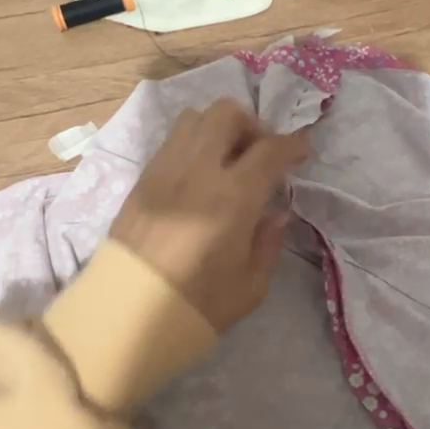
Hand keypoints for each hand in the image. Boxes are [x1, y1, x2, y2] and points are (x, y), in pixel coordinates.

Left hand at [110, 100, 311, 330]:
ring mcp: (165, 169)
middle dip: (251, 125)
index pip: (269, 149)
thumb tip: (276, 213)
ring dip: (218, 129)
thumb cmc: (198, 305)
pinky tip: (199, 174)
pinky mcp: (142, 179)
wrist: (128, 314)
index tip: (302, 152)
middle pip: (226, 114)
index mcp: (232, 196)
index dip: (292, 144)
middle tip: (260, 152)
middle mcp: (198, 170)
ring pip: (194, 118)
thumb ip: (269, 242)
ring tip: (227, 158)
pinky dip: (193, 144)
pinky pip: (172, 141)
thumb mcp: (251, 285)